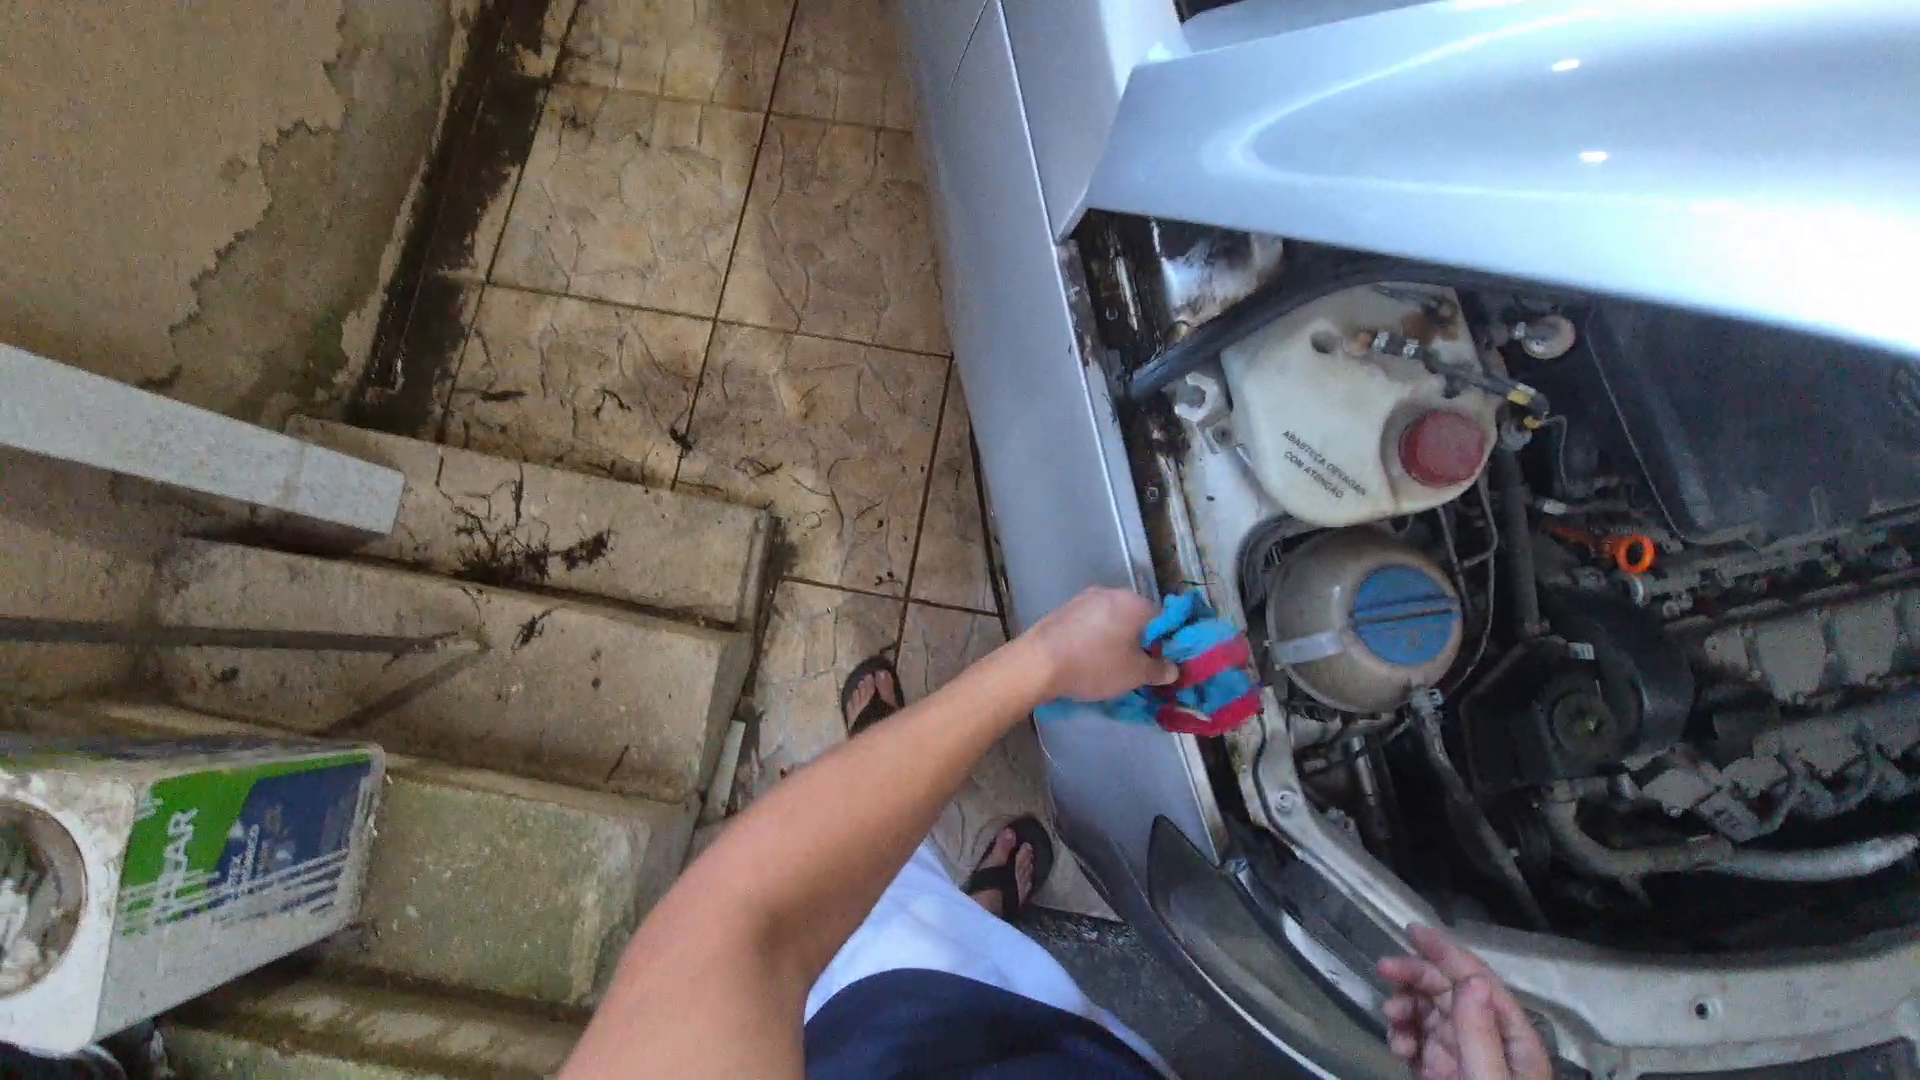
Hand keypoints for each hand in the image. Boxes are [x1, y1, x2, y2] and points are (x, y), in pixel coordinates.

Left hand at [1019, 587, 1178, 701]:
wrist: (1038, 662)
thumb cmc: (1095, 665)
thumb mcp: (1135, 674)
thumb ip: (1159, 669)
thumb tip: (1172, 668)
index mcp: (1135, 602)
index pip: (1165, 621)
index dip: (1168, 645)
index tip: (1163, 666)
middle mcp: (1112, 592)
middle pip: (1138, 618)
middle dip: (1141, 643)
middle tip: (1139, 670)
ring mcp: (1085, 598)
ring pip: (1113, 620)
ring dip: (1118, 640)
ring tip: (1112, 667)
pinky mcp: (1065, 610)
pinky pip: (1092, 624)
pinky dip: (1097, 639)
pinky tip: (1090, 658)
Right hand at [1377, 925, 1551, 1079]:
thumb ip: (1479, 1033)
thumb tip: (1470, 978)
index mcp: (1513, 1040)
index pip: (1479, 981)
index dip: (1447, 952)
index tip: (1411, 930)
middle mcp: (1490, 1043)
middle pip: (1450, 992)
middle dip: (1416, 977)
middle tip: (1384, 972)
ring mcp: (1466, 1060)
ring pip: (1430, 1013)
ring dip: (1406, 1008)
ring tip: (1392, 1023)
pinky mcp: (1444, 1076)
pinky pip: (1420, 1042)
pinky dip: (1404, 1036)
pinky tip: (1397, 1047)